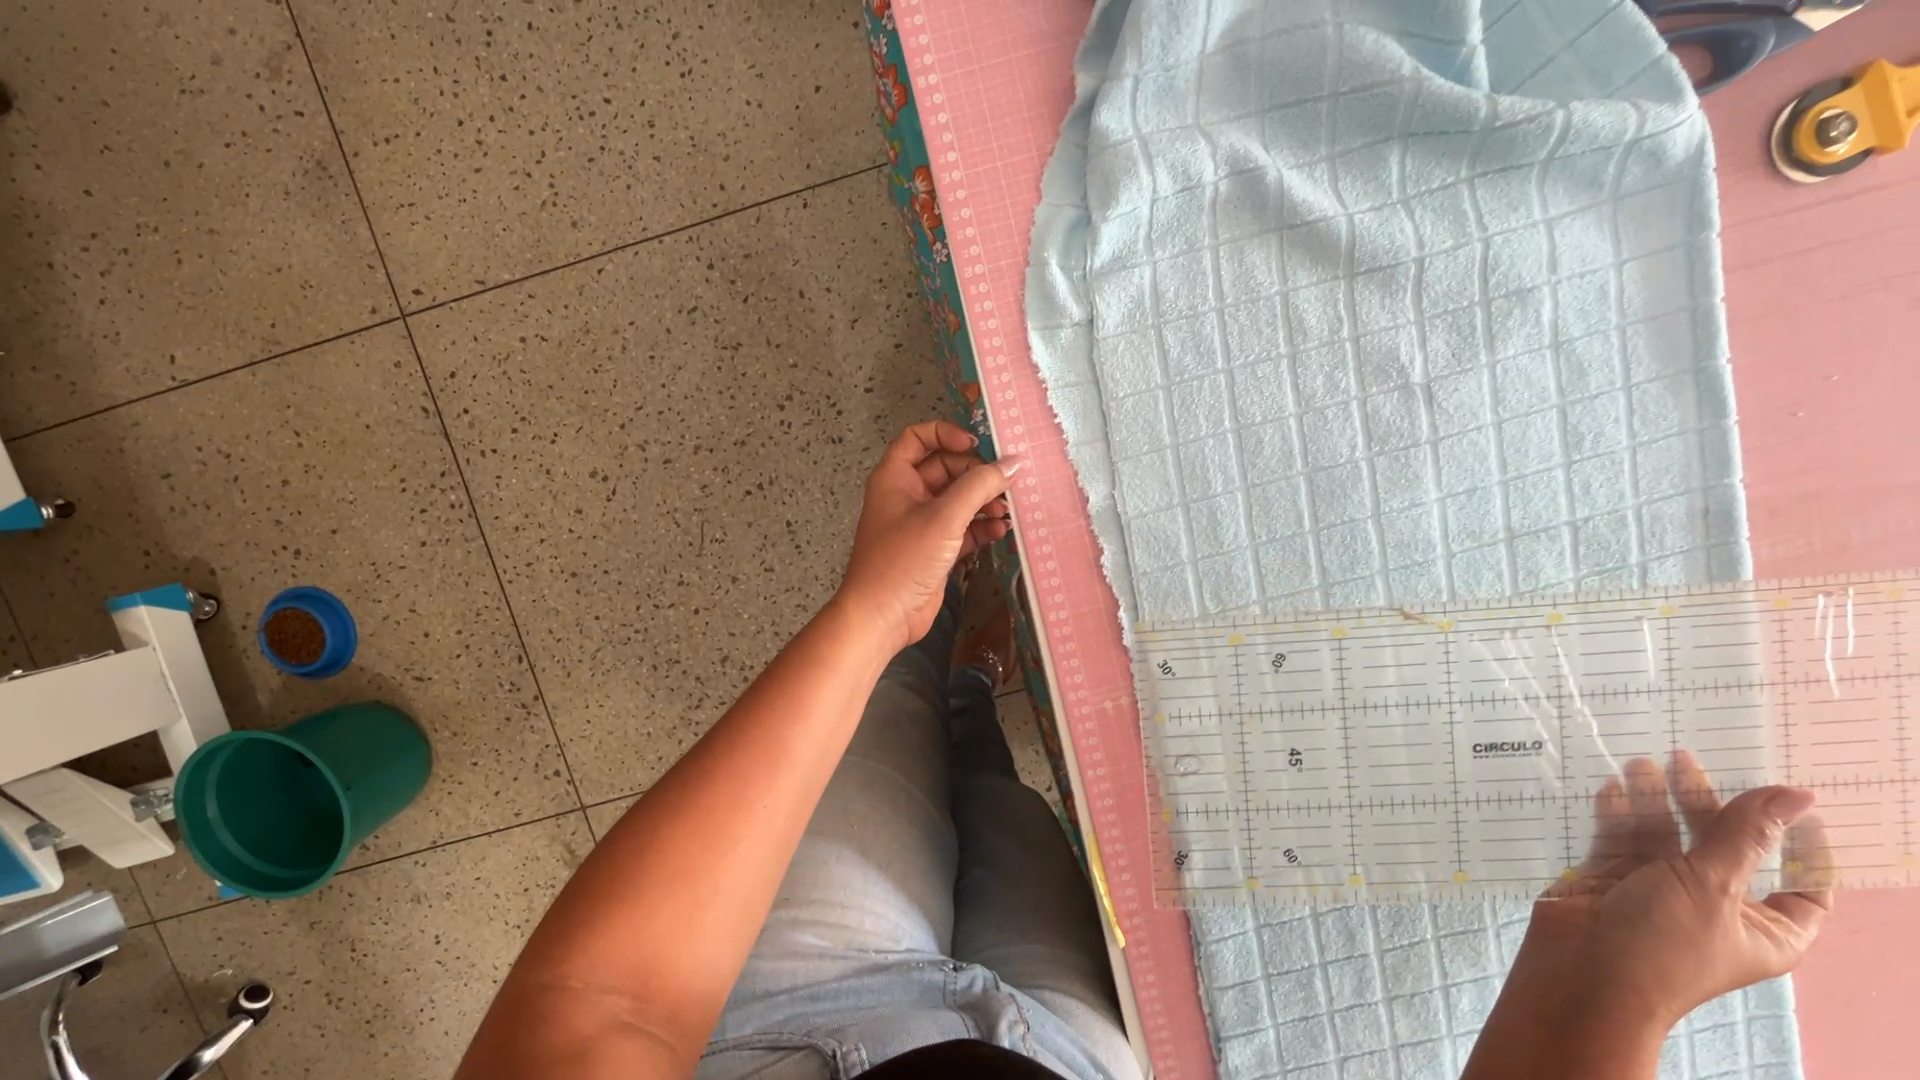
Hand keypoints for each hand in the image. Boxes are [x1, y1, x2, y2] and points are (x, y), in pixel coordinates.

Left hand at [834, 421, 1017, 652]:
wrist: (882, 616)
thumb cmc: (902, 560)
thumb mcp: (944, 517)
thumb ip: (979, 486)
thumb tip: (1011, 463)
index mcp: (895, 477)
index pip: (918, 437)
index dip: (946, 434)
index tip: (975, 445)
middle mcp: (906, 495)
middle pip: (946, 468)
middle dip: (976, 474)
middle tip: (1004, 483)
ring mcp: (921, 524)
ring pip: (957, 500)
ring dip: (983, 502)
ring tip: (1007, 510)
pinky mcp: (934, 549)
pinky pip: (962, 528)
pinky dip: (981, 527)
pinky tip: (1001, 531)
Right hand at [1465, 753, 1831, 1078]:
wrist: (1583, 973)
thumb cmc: (1664, 941)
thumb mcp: (1712, 884)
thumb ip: (1745, 833)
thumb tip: (1797, 795)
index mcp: (1763, 924)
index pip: (1802, 883)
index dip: (1799, 843)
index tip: (1784, 799)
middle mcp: (1714, 904)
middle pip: (1720, 844)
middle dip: (1705, 804)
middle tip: (1684, 761)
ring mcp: (1657, 889)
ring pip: (1665, 835)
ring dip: (1655, 800)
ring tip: (1641, 765)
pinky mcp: (1611, 878)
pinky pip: (1620, 839)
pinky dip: (1618, 813)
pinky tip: (1613, 789)